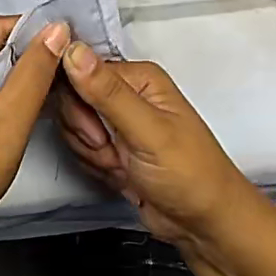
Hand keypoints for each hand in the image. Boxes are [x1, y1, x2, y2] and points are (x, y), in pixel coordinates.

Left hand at [0, 14, 69, 246]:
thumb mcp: (8, 122)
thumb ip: (35, 72)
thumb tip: (57, 29)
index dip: (35, 34)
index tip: (71, 45)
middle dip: (27, 55)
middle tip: (63, 72)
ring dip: (17, 71)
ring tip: (46, 88)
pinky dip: (2, 84)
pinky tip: (21, 100)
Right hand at [54, 42, 259, 250]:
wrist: (203, 224)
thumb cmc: (191, 176)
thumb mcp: (147, 131)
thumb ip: (106, 92)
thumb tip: (74, 52)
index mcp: (139, 77)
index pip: (79, 71)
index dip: (78, 103)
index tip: (97, 129)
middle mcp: (127, 94)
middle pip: (72, 100)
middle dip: (85, 133)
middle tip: (112, 148)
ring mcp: (117, 121)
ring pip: (72, 126)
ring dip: (91, 152)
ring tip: (122, 163)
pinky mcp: (111, 145)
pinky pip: (79, 147)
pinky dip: (94, 164)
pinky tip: (119, 173)